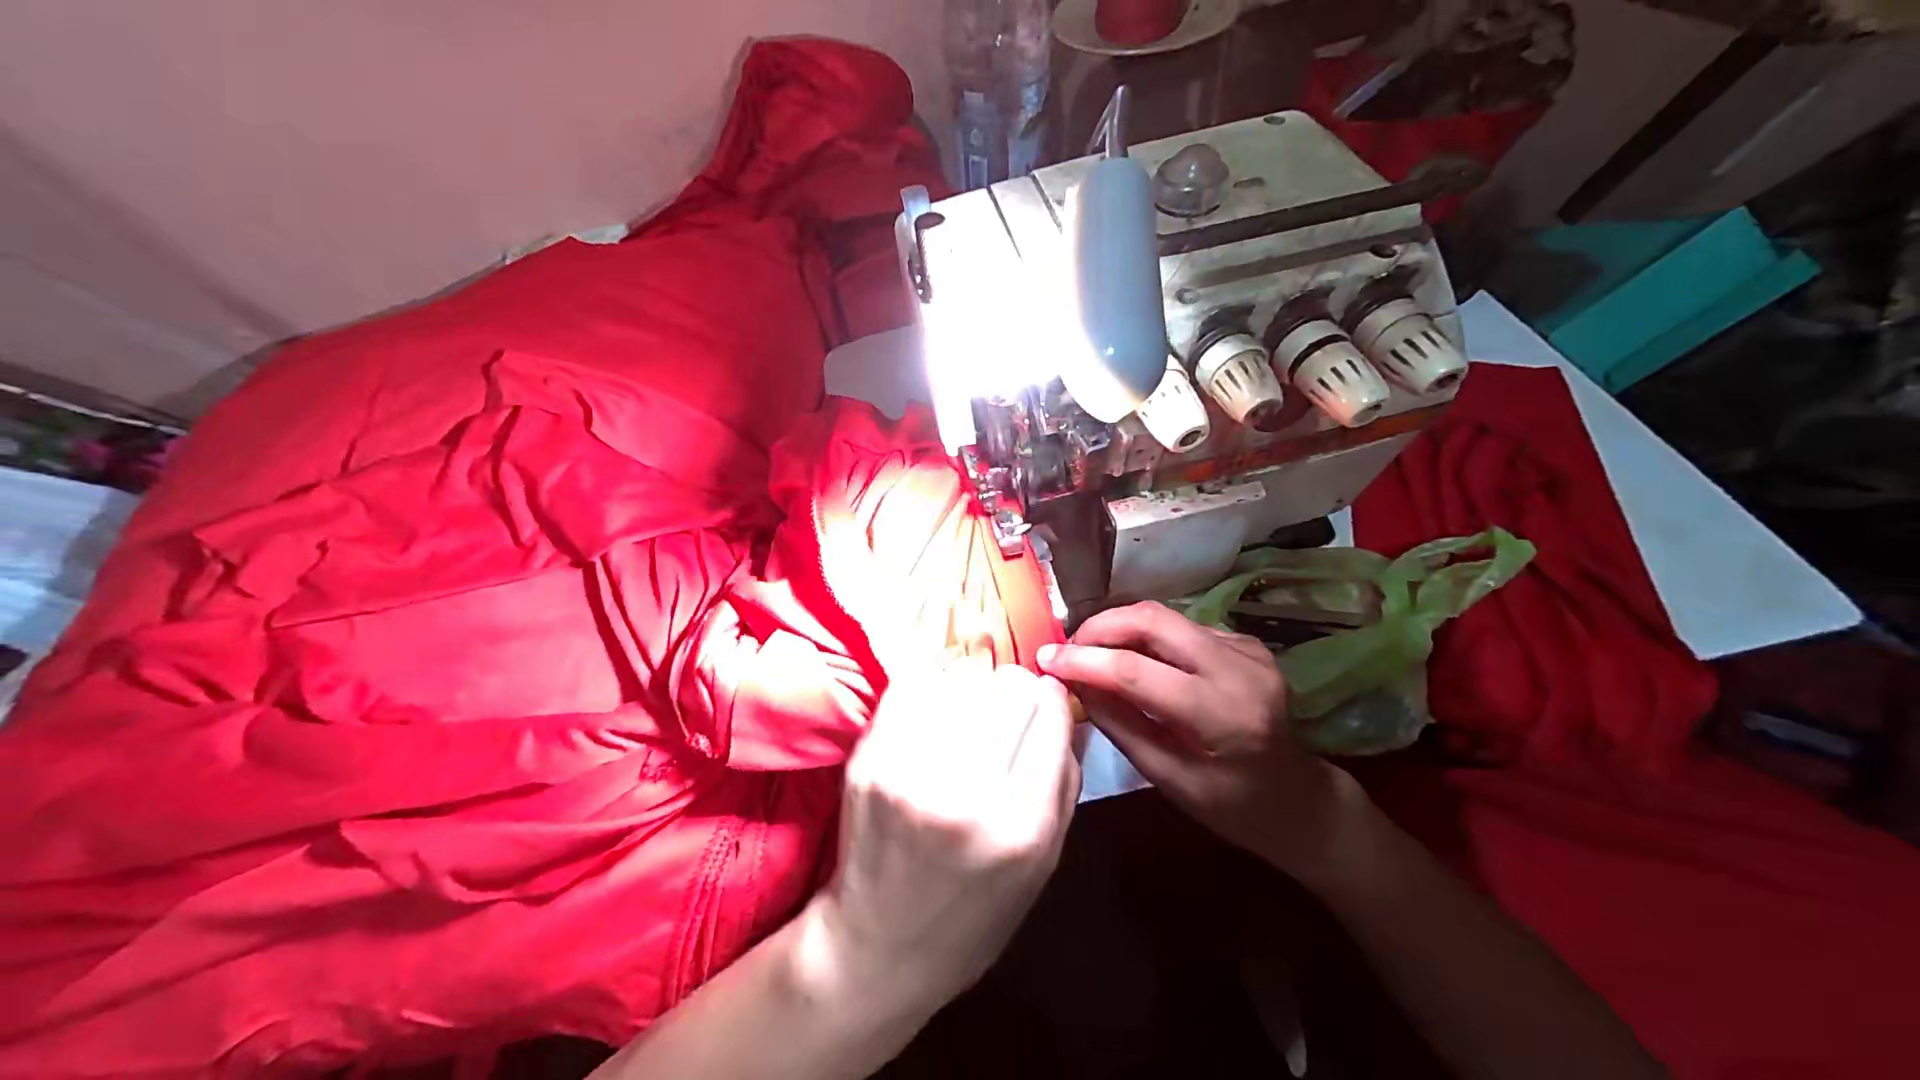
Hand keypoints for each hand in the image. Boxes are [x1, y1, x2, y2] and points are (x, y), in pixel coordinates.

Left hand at [803, 655, 1080, 1020]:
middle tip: (1005, 708)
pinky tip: (934, 709)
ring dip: (972, 687)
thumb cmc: (975, 911)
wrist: (879, 946)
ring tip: (969, 711)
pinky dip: (930, 687)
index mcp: (1021, 827)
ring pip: (959, 679)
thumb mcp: (1045, 861)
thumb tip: (1058, 701)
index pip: (1046, 712)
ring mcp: (908, 775)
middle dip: (1014, 689)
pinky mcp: (867, 762)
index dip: (1049, 698)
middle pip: (1005, 689)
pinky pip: (911, 687)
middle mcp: (965, 796)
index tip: (1043, 701)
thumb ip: (1063, 778)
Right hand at [1037, 602, 1364, 878]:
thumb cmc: (1233, 806)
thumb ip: (1119, 723)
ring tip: (1090, 653)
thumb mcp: (1169, 776)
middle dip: (1099, 627)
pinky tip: (1132, 659)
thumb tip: (1072, 682)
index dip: (1084, 660)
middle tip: (1067, 648)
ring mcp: (1246, 648)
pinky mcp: (1244, 641)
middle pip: (1152, 619)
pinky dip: (1146, 638)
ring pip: (1164, 617)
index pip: (1137, 671)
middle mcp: (1239, 667)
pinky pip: (1181, 628)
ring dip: (1120, 629)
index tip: (1045, 657)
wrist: (1301, 799)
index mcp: (1223, 713)